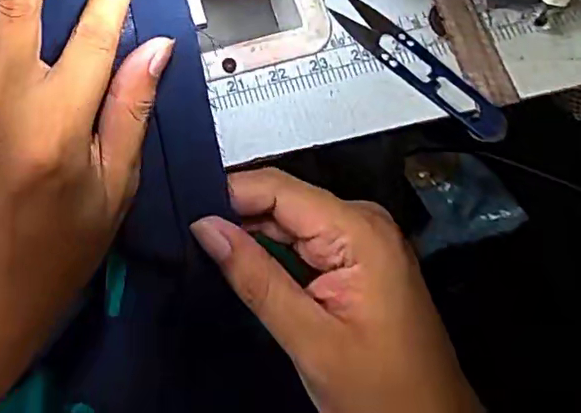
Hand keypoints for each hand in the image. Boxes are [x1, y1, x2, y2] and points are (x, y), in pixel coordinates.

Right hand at [191, 168, 478, 412]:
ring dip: (253, 235)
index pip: (277, 187)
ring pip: (287, 218)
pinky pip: (302, 238)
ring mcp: (361, 237)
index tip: (190, 212)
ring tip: (216, 254)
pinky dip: (273, 251)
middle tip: (196, 239)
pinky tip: (250, 267)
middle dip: (238, 216)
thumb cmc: (390, 399)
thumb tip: (207, 227)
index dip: (230, 194)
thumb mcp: (312, 341)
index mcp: (359, 230)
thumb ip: (255, 278)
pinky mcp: (355, 255)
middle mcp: (362, 220)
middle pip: (281, 199)